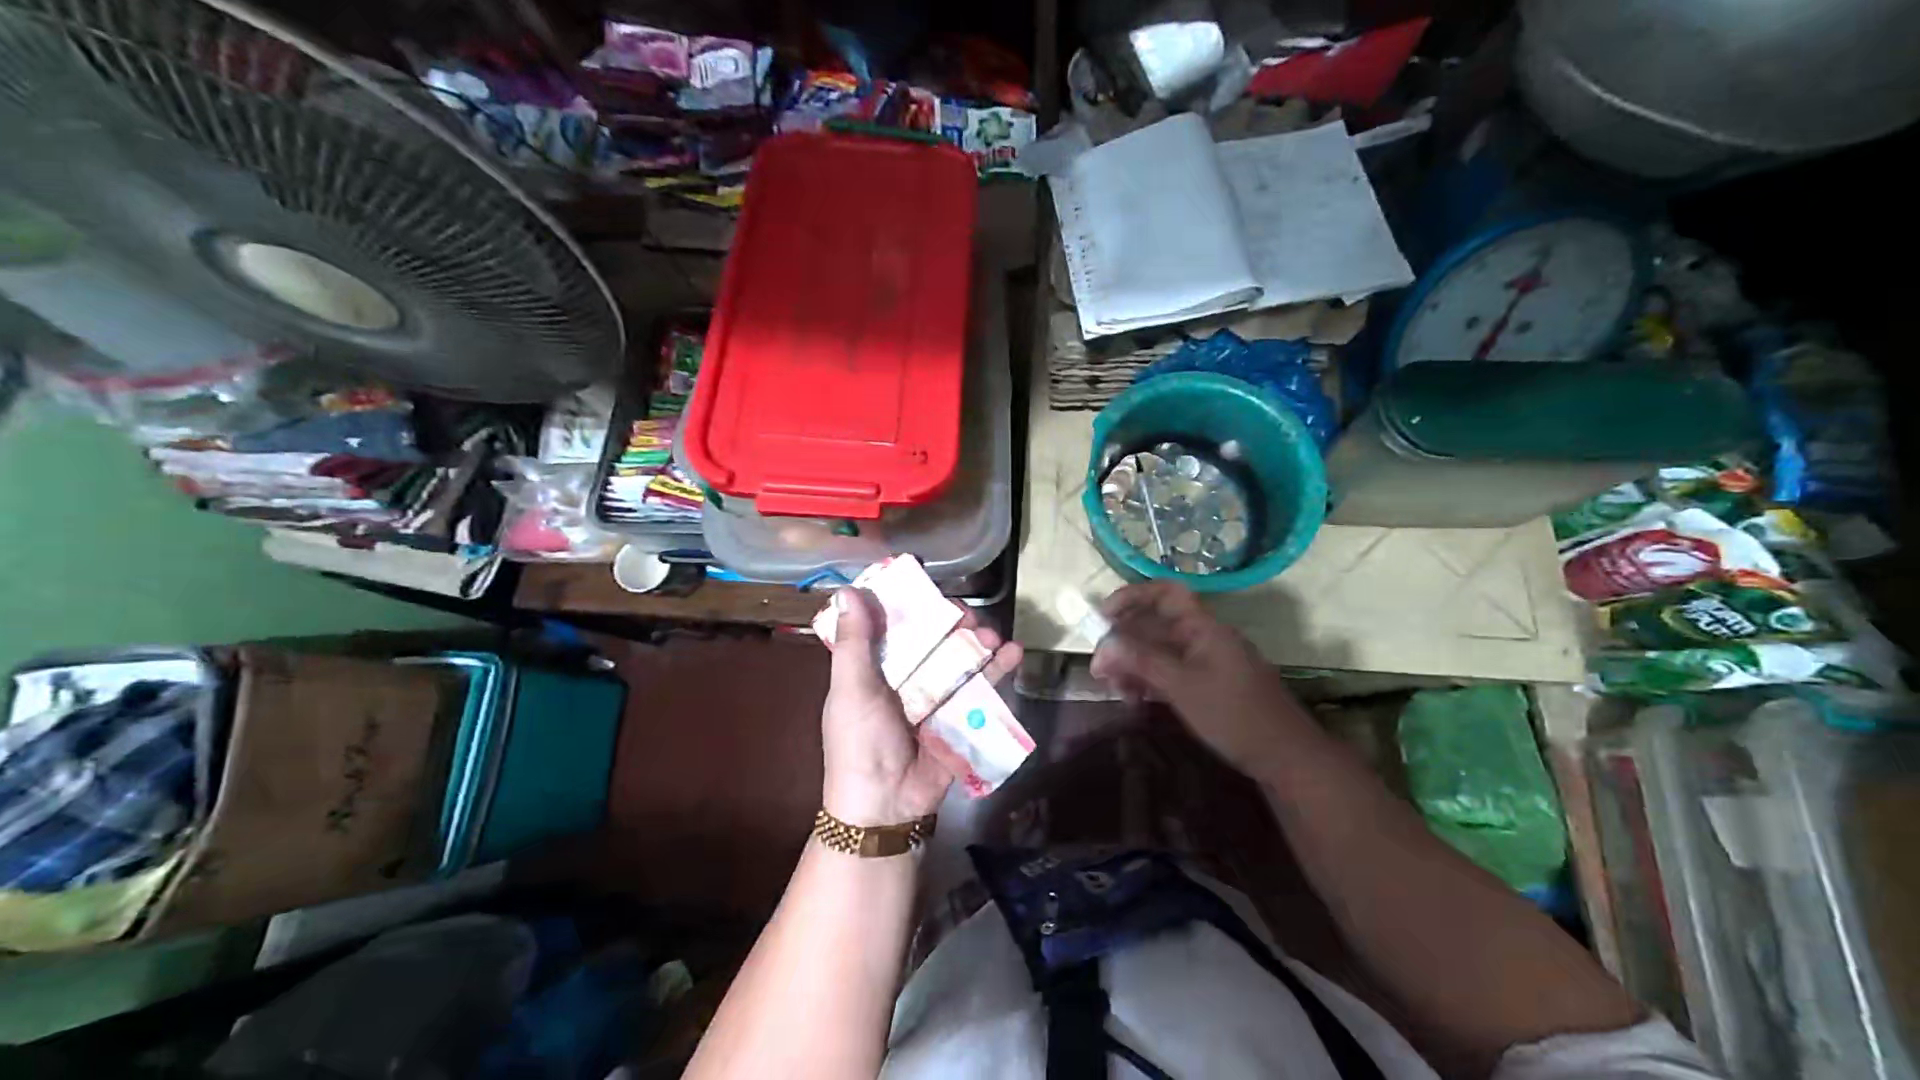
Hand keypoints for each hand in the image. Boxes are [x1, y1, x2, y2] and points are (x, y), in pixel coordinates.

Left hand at [820, 588, 1022, 827]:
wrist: (885, 805)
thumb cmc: (860, 743)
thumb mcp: (850, 689)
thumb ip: (853, 642)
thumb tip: (846, 589)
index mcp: (875, 668)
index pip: (895, 625)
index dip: (913, 604)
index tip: (929, 586)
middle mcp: (906, 678)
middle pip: (934, 638)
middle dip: (953, 623)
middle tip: (967, 616)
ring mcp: (935, 697)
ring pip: (961, 658)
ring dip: (979, 641)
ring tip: (992, 635)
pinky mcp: (960, 716)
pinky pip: (981, 687)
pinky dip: (999, 668)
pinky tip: (1014, 652)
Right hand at [1089, 581, 1309, 780]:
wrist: (1286, 757)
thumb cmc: (1234, 716)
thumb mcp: (1182, 687)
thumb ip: (1142, 661)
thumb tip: (1104, 644)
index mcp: (1203, 627)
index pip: (1164, 593)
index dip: (1131, 597)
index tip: (1103, 619)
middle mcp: (1204, 637)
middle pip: (1156, 624)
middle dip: (1124, 643)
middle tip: (1100, 671)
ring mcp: (1207, 661)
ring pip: (1160, 651)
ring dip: (1134, 665)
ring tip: (1116, 691)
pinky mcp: (1208, 684)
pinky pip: (1171, 671)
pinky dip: (1150, 681)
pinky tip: (1136, 701)